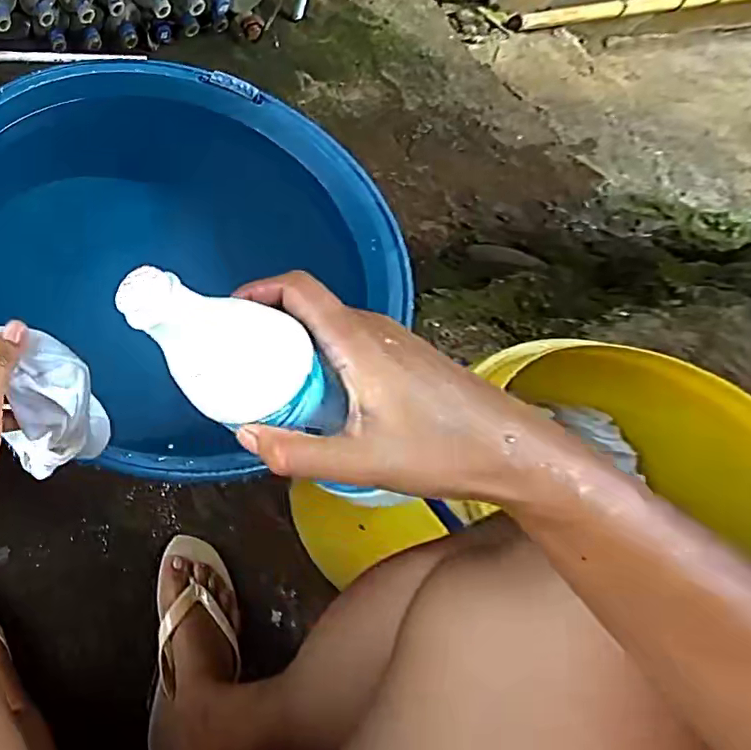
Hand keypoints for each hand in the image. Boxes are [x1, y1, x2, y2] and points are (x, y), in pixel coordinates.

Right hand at [231, 272, 595, 506]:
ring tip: (266, 372)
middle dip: (265, 318)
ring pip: (326, 322)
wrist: (520, 455)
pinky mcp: (400, 356)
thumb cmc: (444, 452)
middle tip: (238, 350)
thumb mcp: (359, 461)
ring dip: (290, 337)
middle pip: (307, 303)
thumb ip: (296, 452)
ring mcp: (390, 340)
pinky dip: (315, 352)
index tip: (230, 311)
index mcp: (356, 341)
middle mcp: (372, 329)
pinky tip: (312, 391)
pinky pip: (344, 339)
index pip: (299, 288)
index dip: (258, 289)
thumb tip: (246, 436)